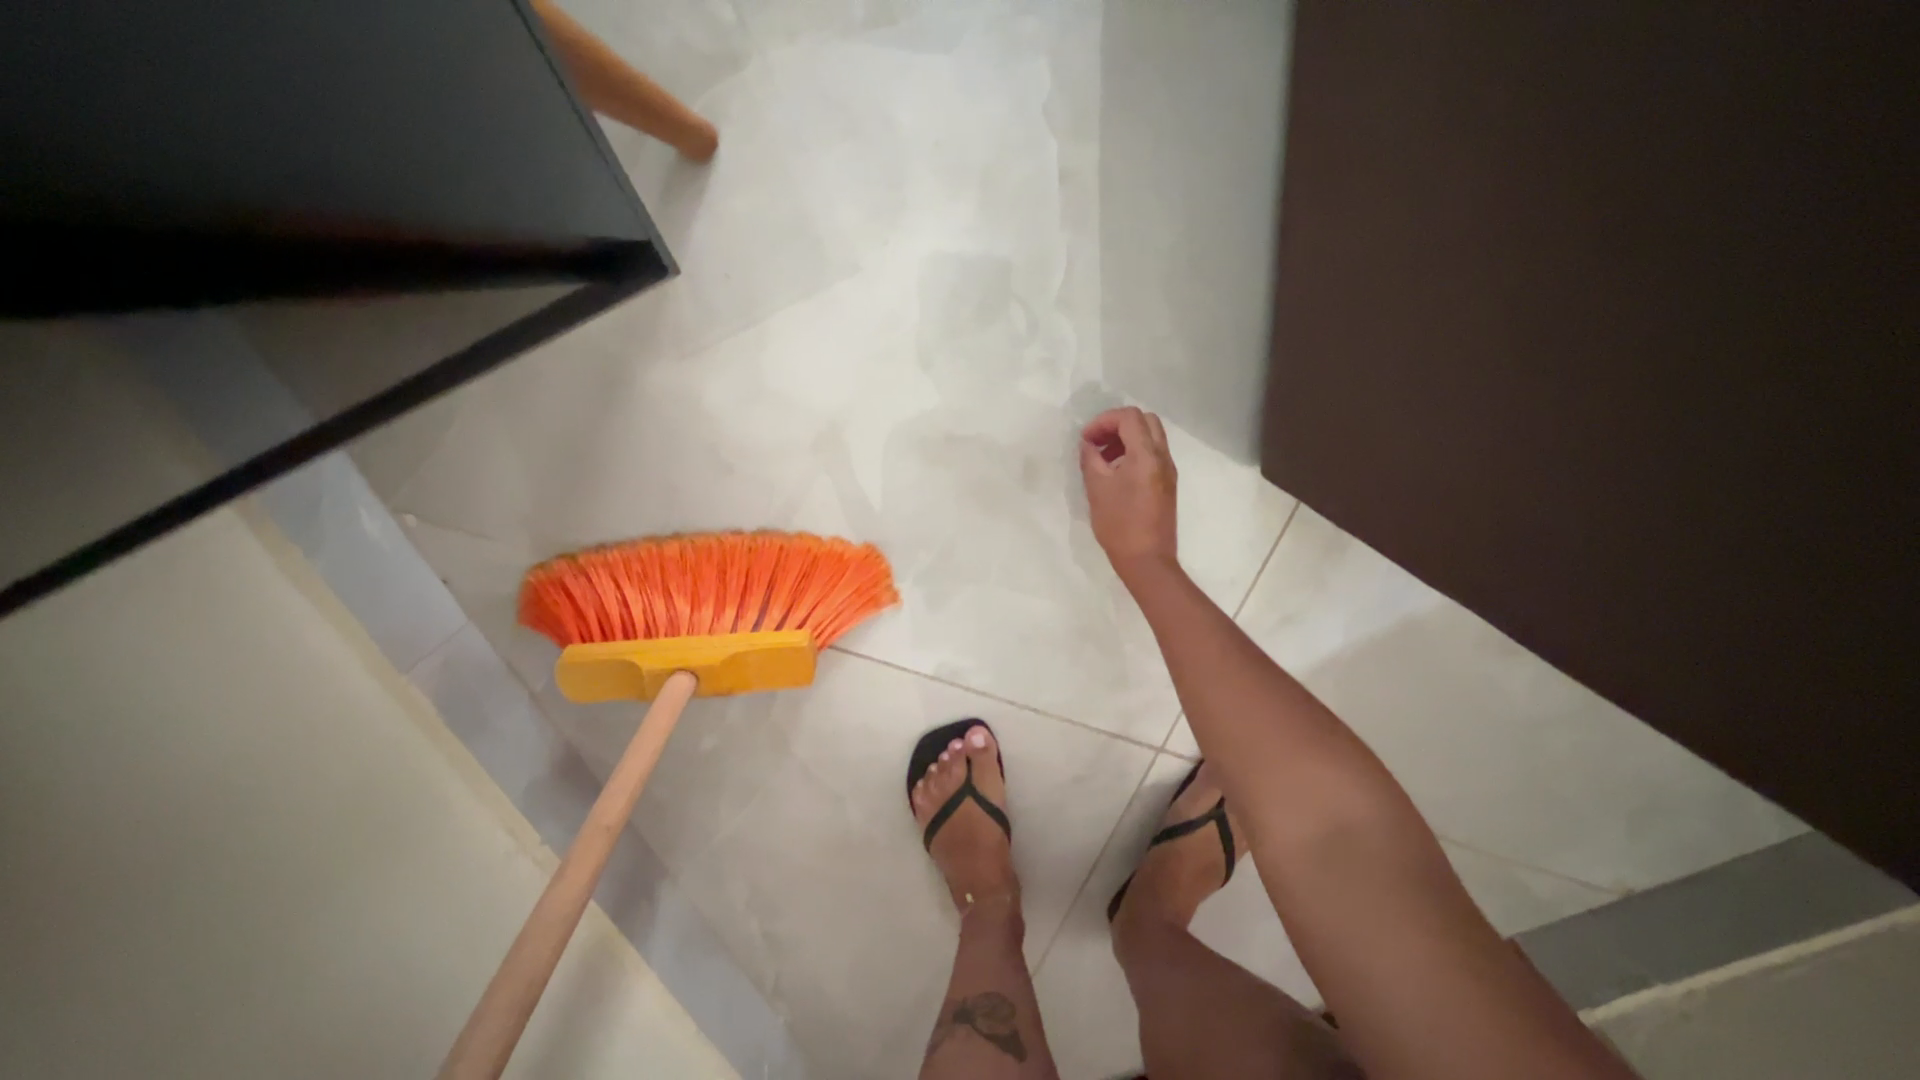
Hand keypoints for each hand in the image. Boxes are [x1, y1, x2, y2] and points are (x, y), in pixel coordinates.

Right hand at [1078, 406, 1178, 580]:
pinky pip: (1153, 455)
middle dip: (1117, 425)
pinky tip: (1116, 473)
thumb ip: (1091, 459)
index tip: (1086, 439)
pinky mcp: (1167, 484)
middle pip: (1145, 421)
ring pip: (1151, 437)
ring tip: (1103, 459)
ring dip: (1126, 439)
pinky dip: (1134, 453)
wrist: (1147, 560)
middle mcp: (1163, 457)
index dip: (1104, 421)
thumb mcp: (1097, 488)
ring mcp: (1168, 471)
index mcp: (1146, 455)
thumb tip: (1089, 444)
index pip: (1129, 417)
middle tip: (1097, 443)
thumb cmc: (1119, 524)